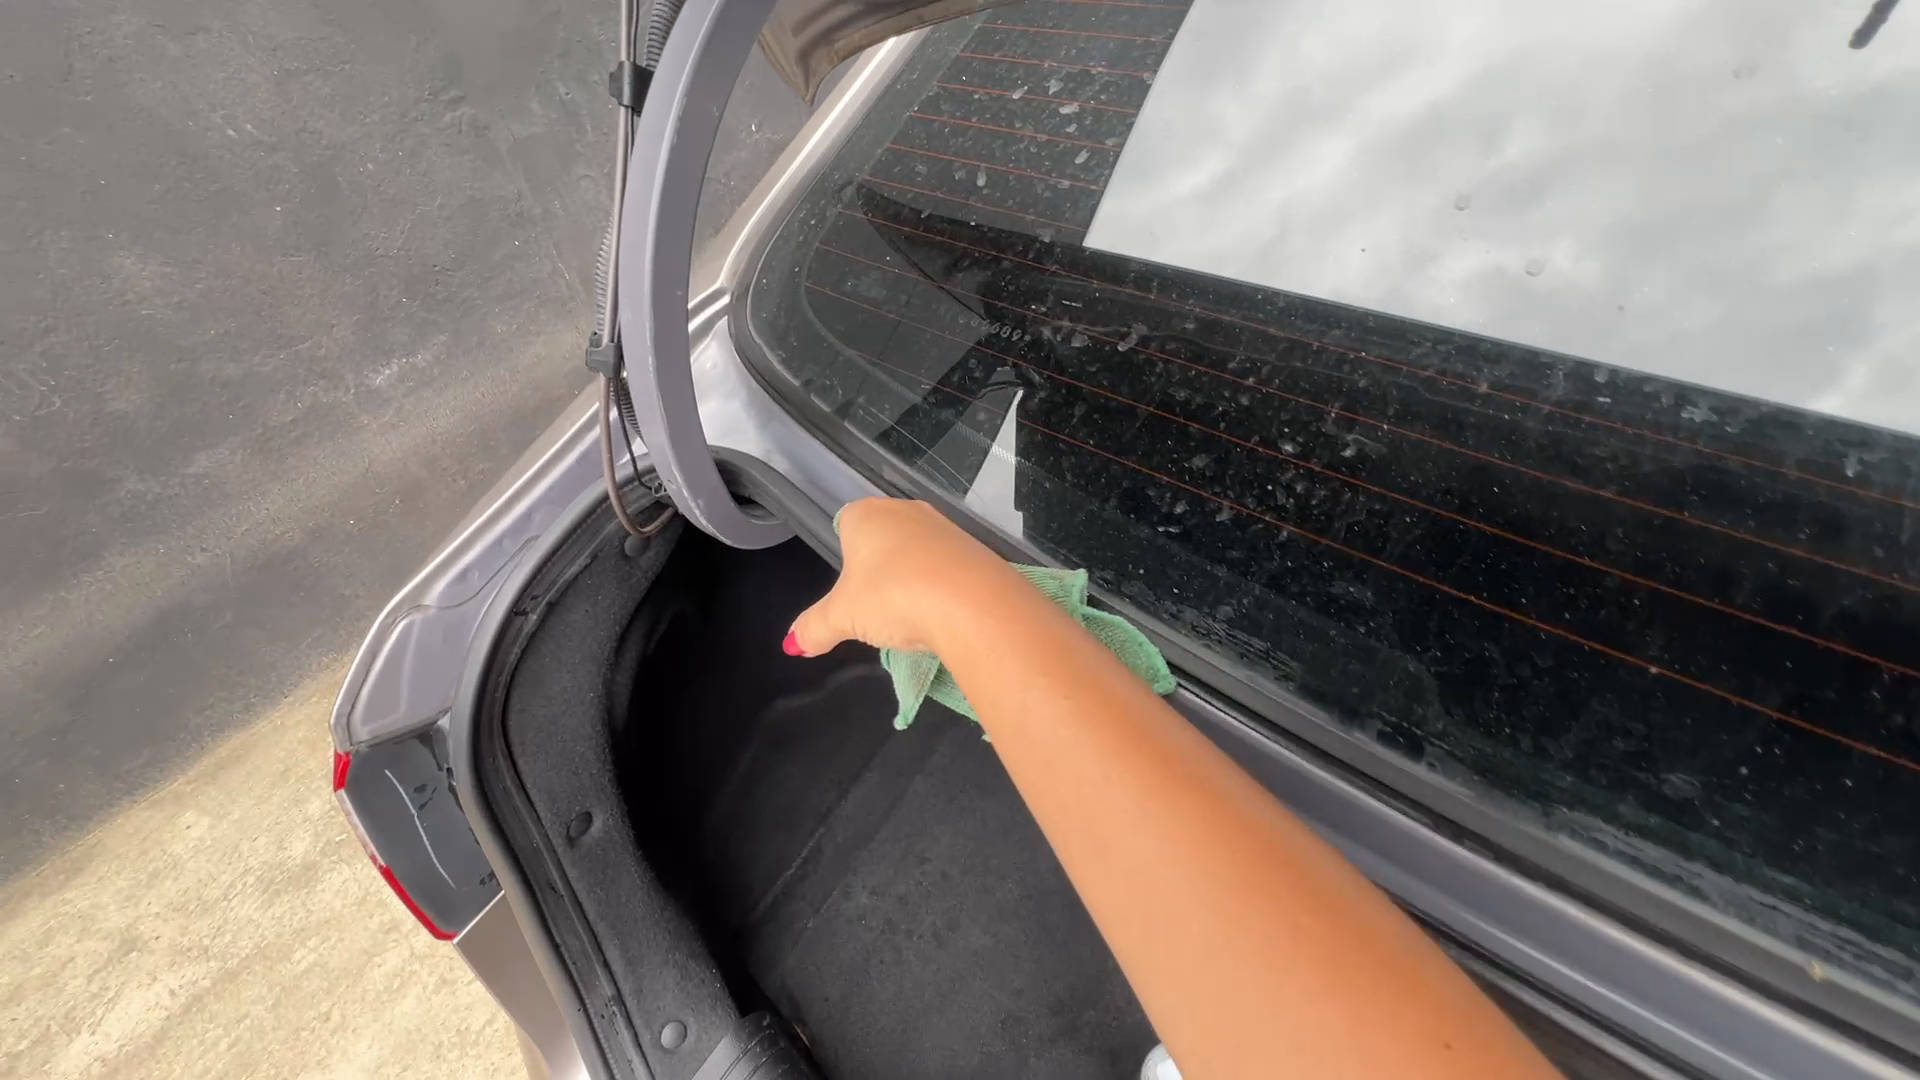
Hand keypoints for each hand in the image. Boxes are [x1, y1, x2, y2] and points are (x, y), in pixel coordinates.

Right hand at [786, 497, 1018, 655]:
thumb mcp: (843, 617)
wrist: (971, 603)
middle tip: (876, 606)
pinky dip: (941, 586)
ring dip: (912, 577)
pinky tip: (940, 612)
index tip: (850, 587)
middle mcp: (906, 511)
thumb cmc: (893, 597)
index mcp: (867, 515)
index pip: (845, 522)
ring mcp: (944, 527)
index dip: (845, 554)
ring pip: (917, 551)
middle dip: (878, 569)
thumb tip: (792, 644)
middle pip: (883, 538)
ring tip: (910, 614)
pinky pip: (947, 566)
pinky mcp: (974, 549)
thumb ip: (815, 628)